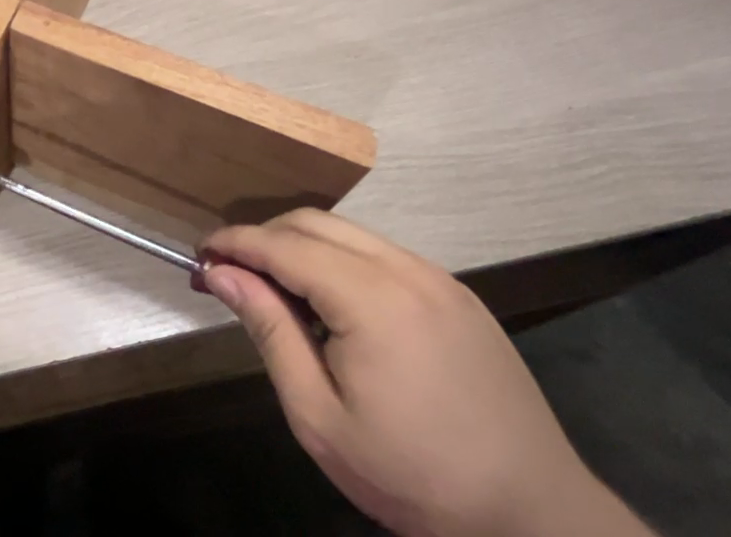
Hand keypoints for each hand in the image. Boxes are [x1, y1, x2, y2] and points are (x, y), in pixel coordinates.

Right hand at [199, 209, 650, 536]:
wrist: (533, 515)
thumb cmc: (411, 473)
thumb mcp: (318, 413)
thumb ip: (268, 330)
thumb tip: (221, 273)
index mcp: (373, 299)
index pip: (283, 245)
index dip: (233, 244)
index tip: (197, 257)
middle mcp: (409, 271)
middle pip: (314, 223)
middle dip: (262, 238)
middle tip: (227, 274)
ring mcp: (441, 280)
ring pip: (350, 233)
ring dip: (300, 246)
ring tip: (272, 290)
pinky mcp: (459, 297)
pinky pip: (383, 254)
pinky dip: (340, 260)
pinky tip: (330, 304)